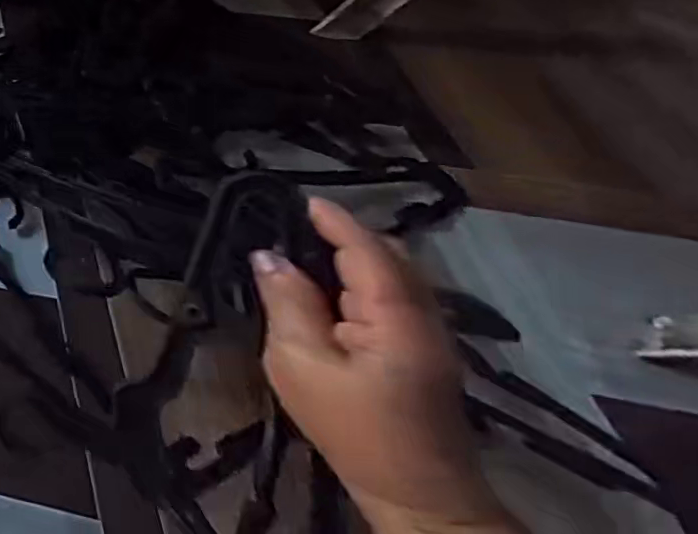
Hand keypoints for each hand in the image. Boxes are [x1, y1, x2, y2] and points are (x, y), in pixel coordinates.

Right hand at [253, 197, 517, 533]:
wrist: (418, 498)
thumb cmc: (353, 427)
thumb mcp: (300, 362)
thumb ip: (286, 302)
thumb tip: (267, 255)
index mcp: (398, 320)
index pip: (368, 252)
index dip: (335, 221)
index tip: (298, 198)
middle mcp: (425, 321)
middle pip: (390, 258)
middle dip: (345, 233)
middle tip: (292, 221)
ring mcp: (430, 339)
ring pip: (394, 277)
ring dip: (353, 255)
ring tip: (302, 247)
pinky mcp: (423, 354)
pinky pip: (393, 298)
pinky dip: (360, 279)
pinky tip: (327, 286)